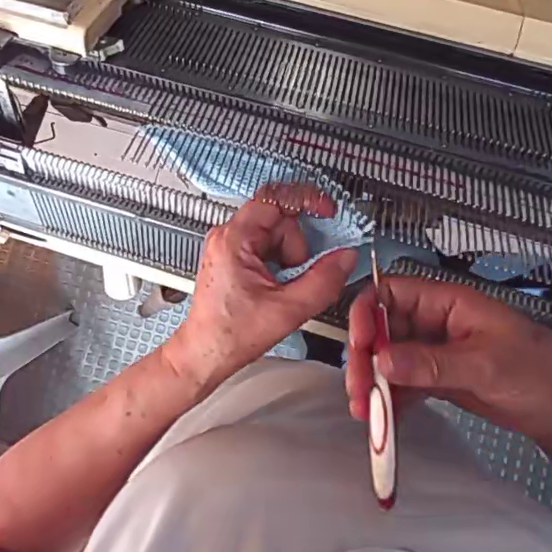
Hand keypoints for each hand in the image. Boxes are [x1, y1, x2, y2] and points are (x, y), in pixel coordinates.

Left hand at [161, 183, 355, 387]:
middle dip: (297, 247)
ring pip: (276, 235)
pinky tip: (276, 287)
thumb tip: (346, 258)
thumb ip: (324, 281)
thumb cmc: (229, 334)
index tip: (327, 210)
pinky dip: (280, 264)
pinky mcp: (234, 258)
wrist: (205, 353)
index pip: (274, 197)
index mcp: (234, 240)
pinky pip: (268, 247)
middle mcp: (228, 236)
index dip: (306, 199)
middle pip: (280, 220)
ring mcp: (229, 246)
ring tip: (282, 287)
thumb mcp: (288, 310)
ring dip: (289, 257)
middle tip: (296, 274)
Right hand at [345, 276, 551, 447]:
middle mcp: (435, 322)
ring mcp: (435, 351)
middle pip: (382, 329)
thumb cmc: (542, 372)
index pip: (390, 292)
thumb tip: (384, 360)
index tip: (357, 344)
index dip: (367, 312)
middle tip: (359, 389)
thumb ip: (432, 363)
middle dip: (365, 357)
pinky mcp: (438, 378)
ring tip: (366, 412)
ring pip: (388, 359)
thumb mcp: (486, 365)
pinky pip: (403, 383)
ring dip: (373, 383)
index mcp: (447, 302)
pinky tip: (384, 419)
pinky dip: (390, 399)